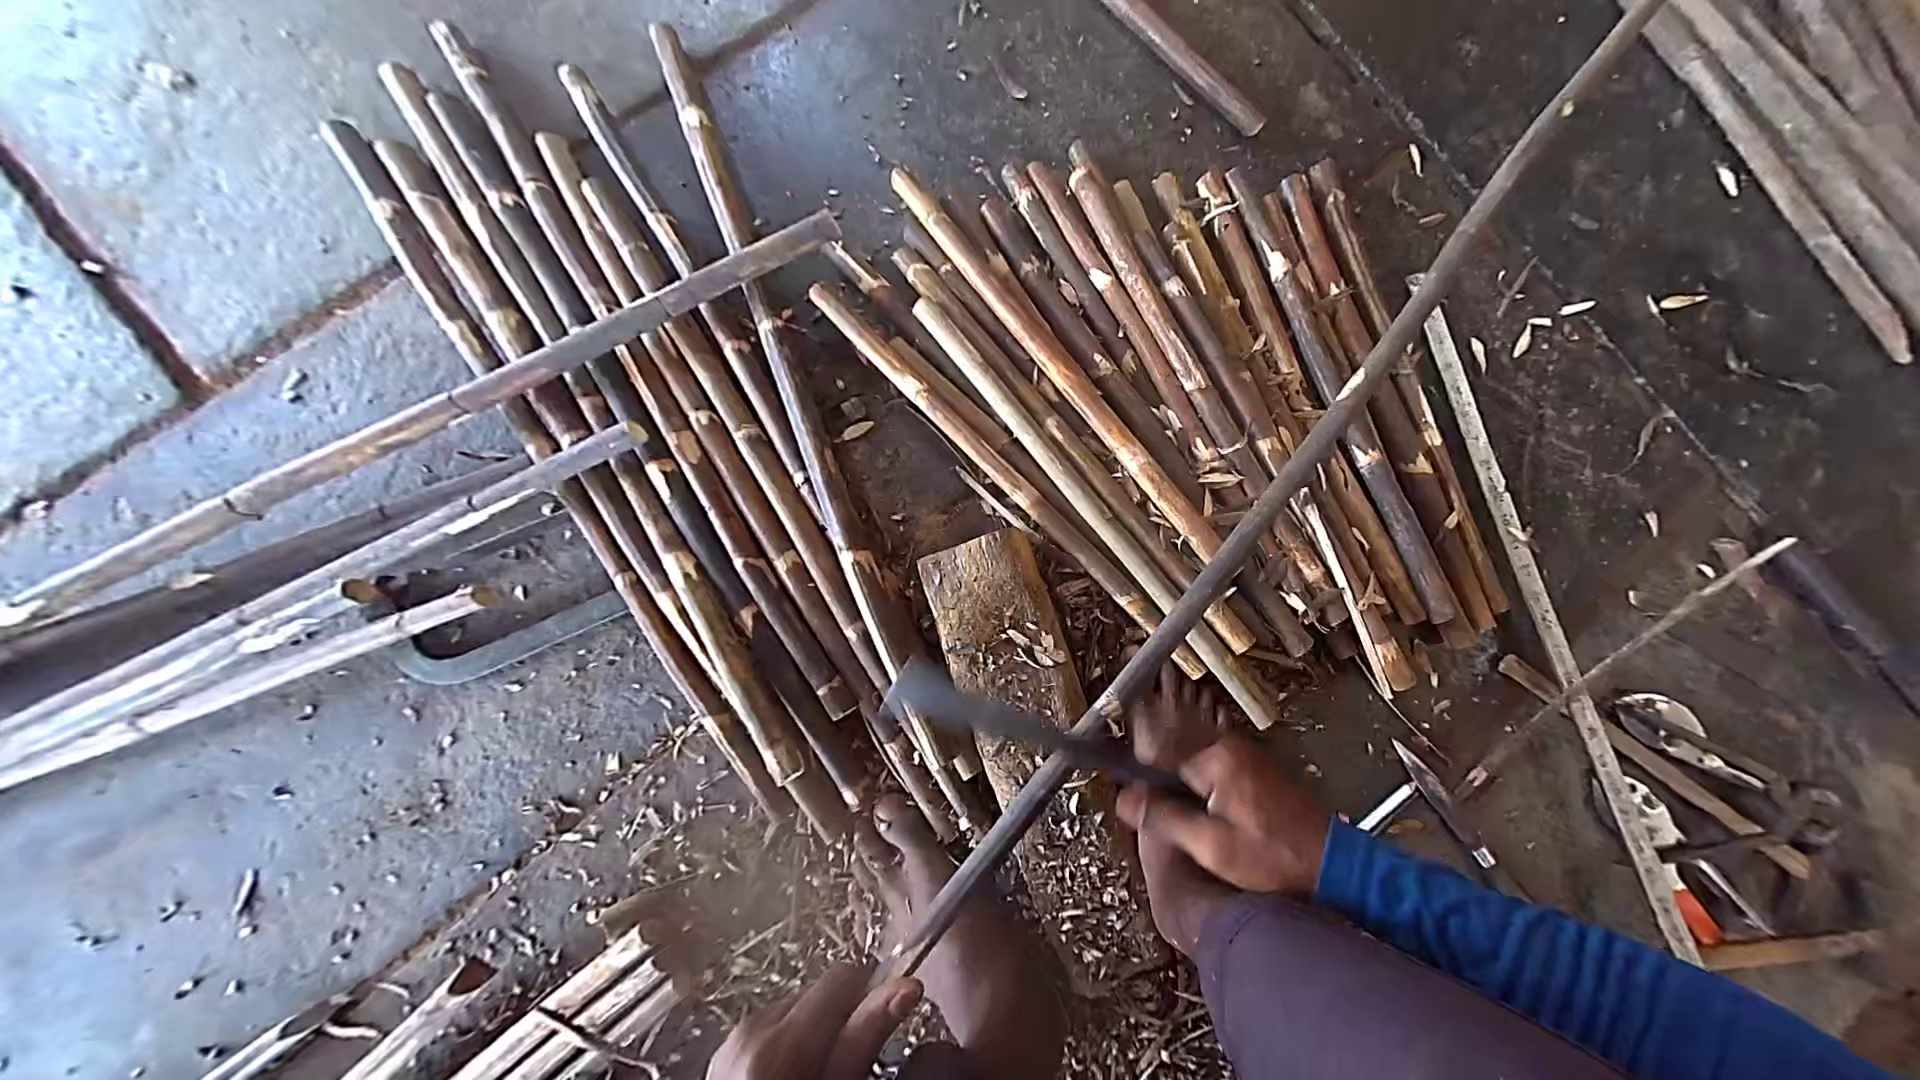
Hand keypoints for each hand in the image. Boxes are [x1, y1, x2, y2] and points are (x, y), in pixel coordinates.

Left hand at [707, 964, 921, 1079]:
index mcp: (783, 1042)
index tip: (880, 1025)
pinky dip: (789, 1045)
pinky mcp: (724, 1052)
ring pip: (796, 1008)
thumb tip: (906, 986)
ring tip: (819, 1075)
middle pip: (819, 990)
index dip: (868, 998)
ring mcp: (734, 1040)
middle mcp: (754, 1028)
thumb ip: (866, 1038)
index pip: (843, 976)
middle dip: (839, 1018)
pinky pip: (771, 1027)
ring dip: (814, 1032)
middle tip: (848, 1064)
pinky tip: (792, 1078)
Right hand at [1118, 731, 1328, 895]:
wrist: (1332, 865)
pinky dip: (1200, 790)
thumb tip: (1125, 800)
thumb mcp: (1212, 847)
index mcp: (1217, 759)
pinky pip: (1208, 769)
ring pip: (1189, 764)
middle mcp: (1228, 746)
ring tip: (1195, 823)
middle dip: (1164, 787)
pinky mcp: (1249, 765)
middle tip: (1167, 820)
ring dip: (1182, 790)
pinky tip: (1210, 818)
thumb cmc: (1278, 858)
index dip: (1145, 784)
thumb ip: (1165, 818)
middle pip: (1172, 758)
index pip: (1157, 757)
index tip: (1138, 802)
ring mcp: (1241, 753)